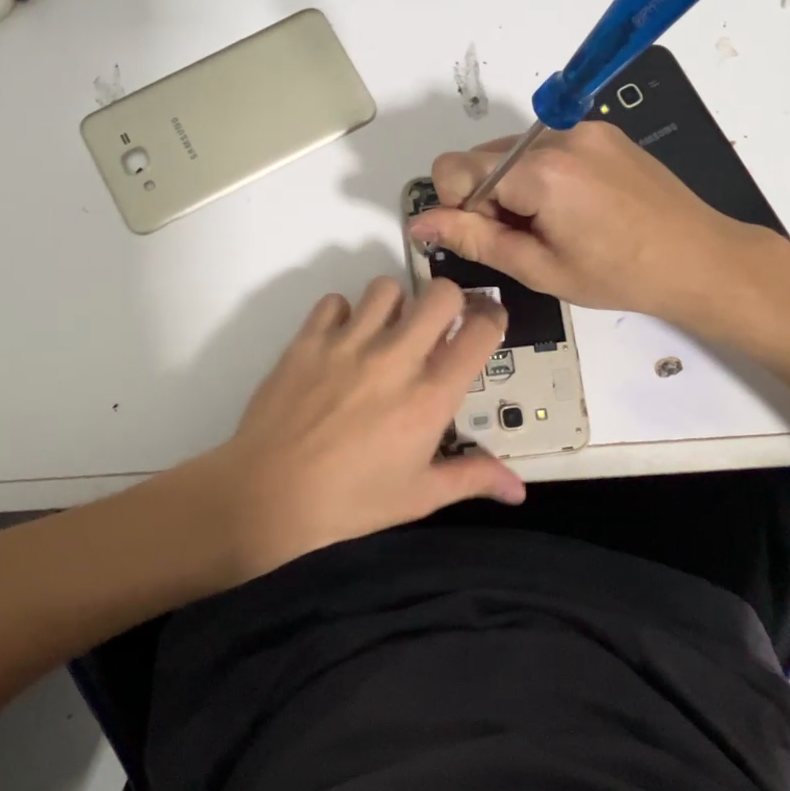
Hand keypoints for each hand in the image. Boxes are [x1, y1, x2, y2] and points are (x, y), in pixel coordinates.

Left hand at [203, 276, 523, 578]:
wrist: (270, 497)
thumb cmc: (350, 503)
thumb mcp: (418, 496)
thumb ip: (472, 479)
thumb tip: (519, 489)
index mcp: (430, 397)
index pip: (480, 332)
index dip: (492, 321)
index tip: (486, 326)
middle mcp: (395, 359)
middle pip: (440, 294)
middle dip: (448, 302)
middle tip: (438, 326)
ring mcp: (347, 344)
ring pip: (386, 287)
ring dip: (395, 304)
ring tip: (386, 331)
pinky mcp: (307, 341)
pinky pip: (334, 301)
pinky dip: (343, 314)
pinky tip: (341, 341)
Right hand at [406, 121, 789, 334]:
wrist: (697, 259)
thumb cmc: (619, 274)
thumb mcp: (537, 267)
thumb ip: (473, 239)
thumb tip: (420, 223)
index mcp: (540, 171)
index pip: (454, 168)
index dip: (459, 207)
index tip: (492, 235)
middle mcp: (557, 136)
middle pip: (480, 157)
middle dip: (488, 197)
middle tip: (527, 237)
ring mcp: (583, 129)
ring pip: (511, 153)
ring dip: (514, 187)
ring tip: (554, 225)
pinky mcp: (602, 131)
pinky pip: (545, 147)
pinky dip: (542, 175)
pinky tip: (574, 208)